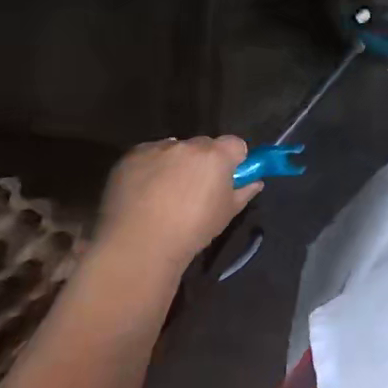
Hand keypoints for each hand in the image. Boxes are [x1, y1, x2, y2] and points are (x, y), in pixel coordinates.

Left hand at [95, 136, 259, 273]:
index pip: (235, 144)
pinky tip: (143, 193)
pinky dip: (149, 168)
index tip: (227, 178)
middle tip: (195, 190)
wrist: (140, 244)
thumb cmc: (192, 230)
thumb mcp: (226, 215)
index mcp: (216, 156)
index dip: (234, 160)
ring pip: (173, 149)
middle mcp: (187, 145)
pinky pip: (148, 156)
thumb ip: (243, 192)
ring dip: (175, 163)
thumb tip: (255, 182)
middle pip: (203, 145)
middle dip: (203, 161)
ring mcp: (157, 148)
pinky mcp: (131, 156)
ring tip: (164, 194)